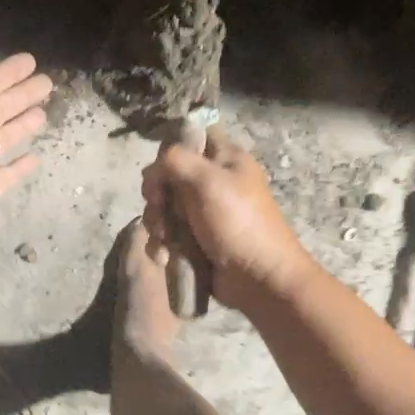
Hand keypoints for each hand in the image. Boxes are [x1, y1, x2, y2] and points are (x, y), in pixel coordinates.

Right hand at [140, 127, 315, 310]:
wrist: (259, 279)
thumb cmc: (238, 222)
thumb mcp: (207, 180)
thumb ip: (175, 159)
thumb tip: (155, 169)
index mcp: (224, 158)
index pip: (191, 135)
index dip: (172, 147)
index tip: (164, 167)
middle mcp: (212, 180)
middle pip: (168, 174)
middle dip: (157, 193)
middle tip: (161, 207)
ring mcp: (202, 211)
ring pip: (162, 205)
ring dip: (158, 222)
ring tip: (167, 240)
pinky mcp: (194, 238)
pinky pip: (166, 232)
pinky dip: (162, 243)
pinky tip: (166, 256)